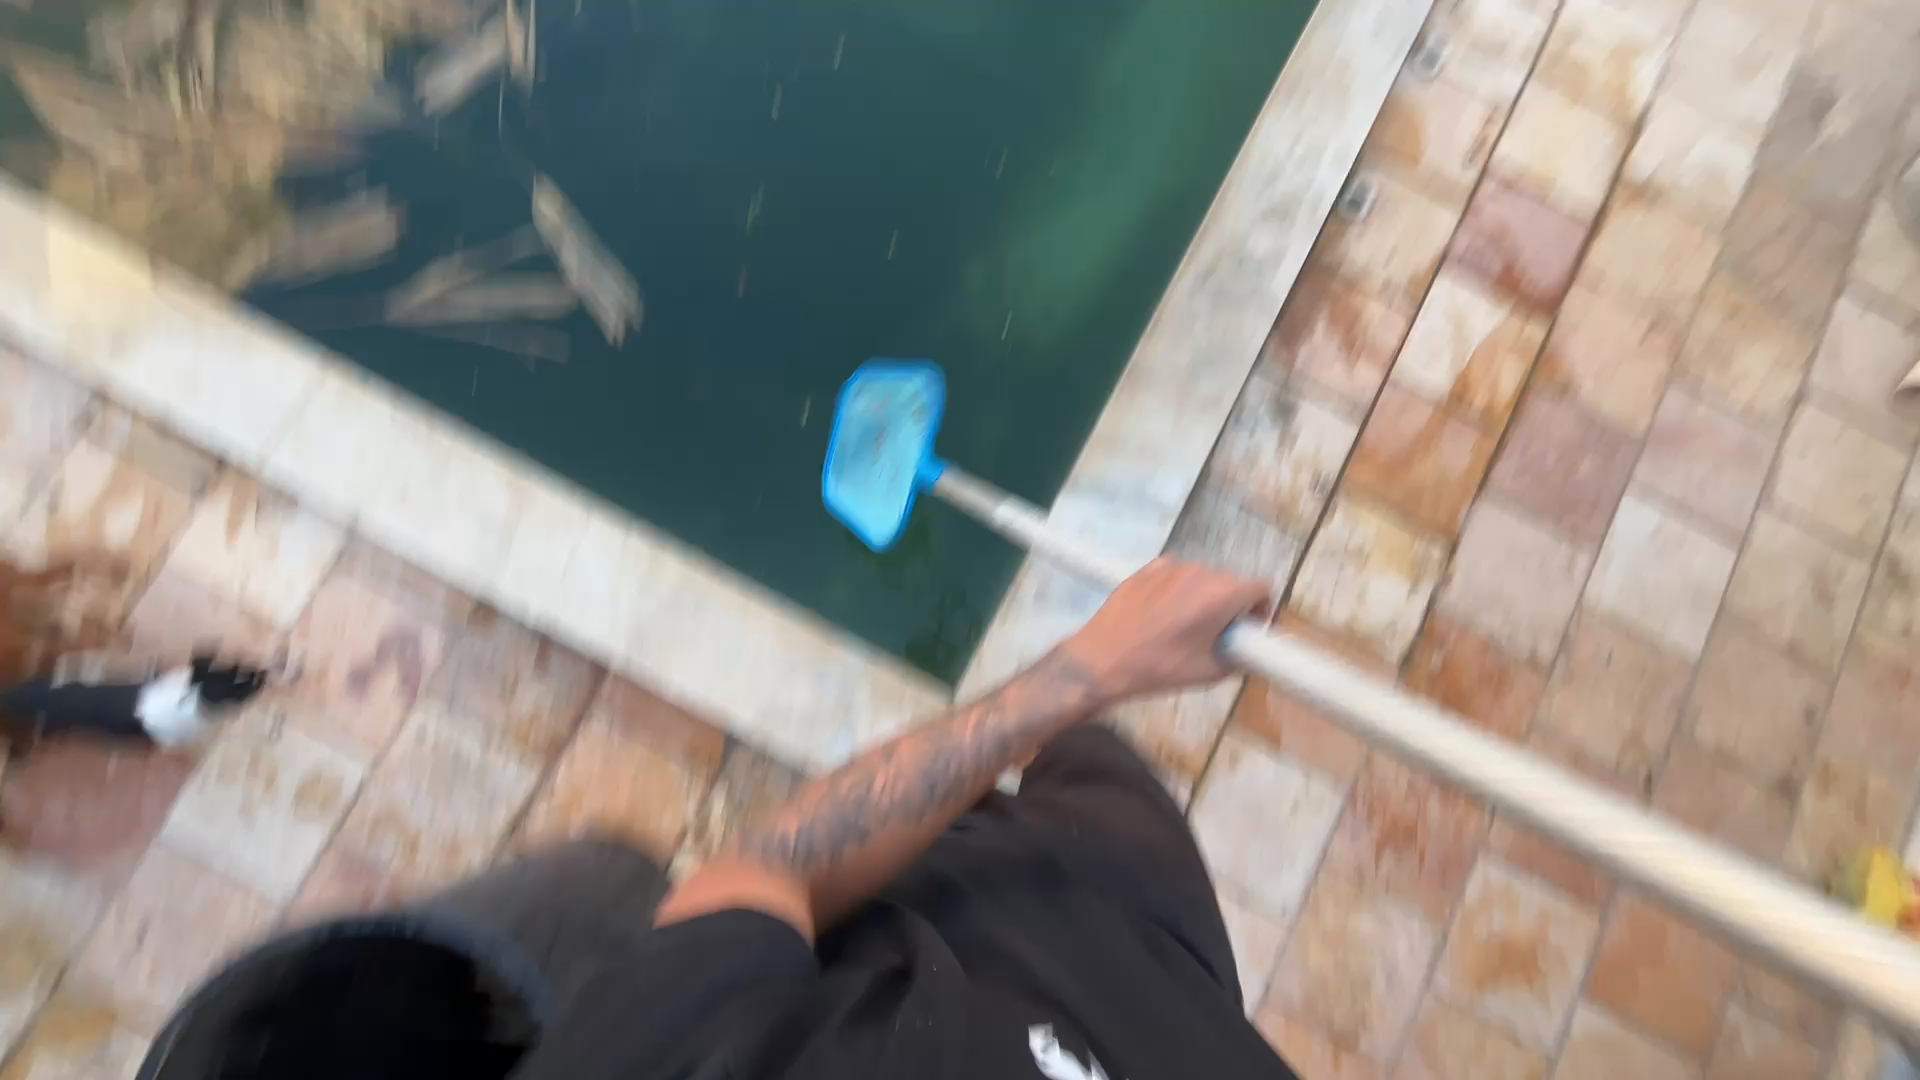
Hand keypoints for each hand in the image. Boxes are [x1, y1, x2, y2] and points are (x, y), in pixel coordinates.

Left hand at [1059, 557, 1268, 703]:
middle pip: (1230, 582)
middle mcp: (1200, 571)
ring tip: (1183, 625)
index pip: (1262, 588)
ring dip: (1201, 596)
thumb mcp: (1210, 672)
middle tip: (1216, 634)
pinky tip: (1160, 613)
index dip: (1261, 609)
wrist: (1103, 658)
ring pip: (1200, 578)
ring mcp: (1170, 566)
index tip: (1248, 629)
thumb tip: (1244, 651)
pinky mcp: (1145, 568)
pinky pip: (1173, 575)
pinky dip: (1175, 589)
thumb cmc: (1160, 667)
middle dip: (1230, 605)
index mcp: (1222, 594)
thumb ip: (1239, 657)